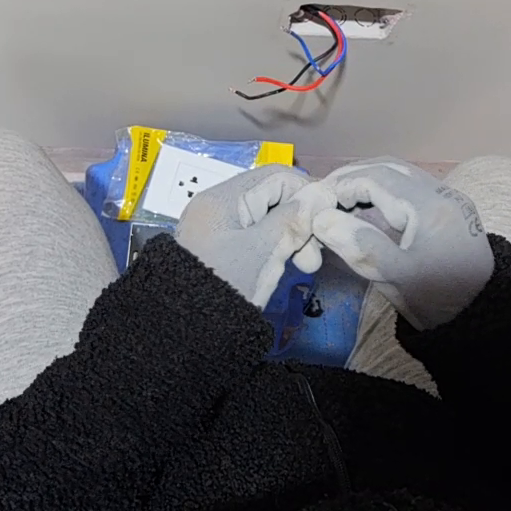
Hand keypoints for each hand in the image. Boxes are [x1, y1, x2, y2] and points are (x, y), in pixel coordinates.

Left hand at [175, 166, 332, 306]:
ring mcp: (217, 228)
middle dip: (300, 222)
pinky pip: (255, 237)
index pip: (277, 177)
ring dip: (290, 238)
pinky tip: (284, 267)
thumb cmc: (224, 287)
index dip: (308, 193)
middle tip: (314, 257)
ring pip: (267, 220)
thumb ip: (293, 219)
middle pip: (273, 198)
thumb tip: (321, 192)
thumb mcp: (264, 251)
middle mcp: (219, 206)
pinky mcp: (219, 248)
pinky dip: (274, 248)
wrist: (182, 333)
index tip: (328, 220)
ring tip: (305, 267)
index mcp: (225, 197)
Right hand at [312, 159, 493, 329]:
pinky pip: (408, 191)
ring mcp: (445, 201)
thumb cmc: (439, 300)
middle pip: (390, 169)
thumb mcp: (398, 278)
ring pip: (399, 177)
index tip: (318, 201)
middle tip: (325, 195)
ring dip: (367, 184)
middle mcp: (441, 194)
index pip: (379, 177)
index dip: (343, 184)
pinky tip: (363, 211)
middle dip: (353, 178)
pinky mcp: (445, 213)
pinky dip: (382, 195)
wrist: (482, 320)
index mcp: (431, 206)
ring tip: (339, 203)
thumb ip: (362, 246)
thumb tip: (323, 220)